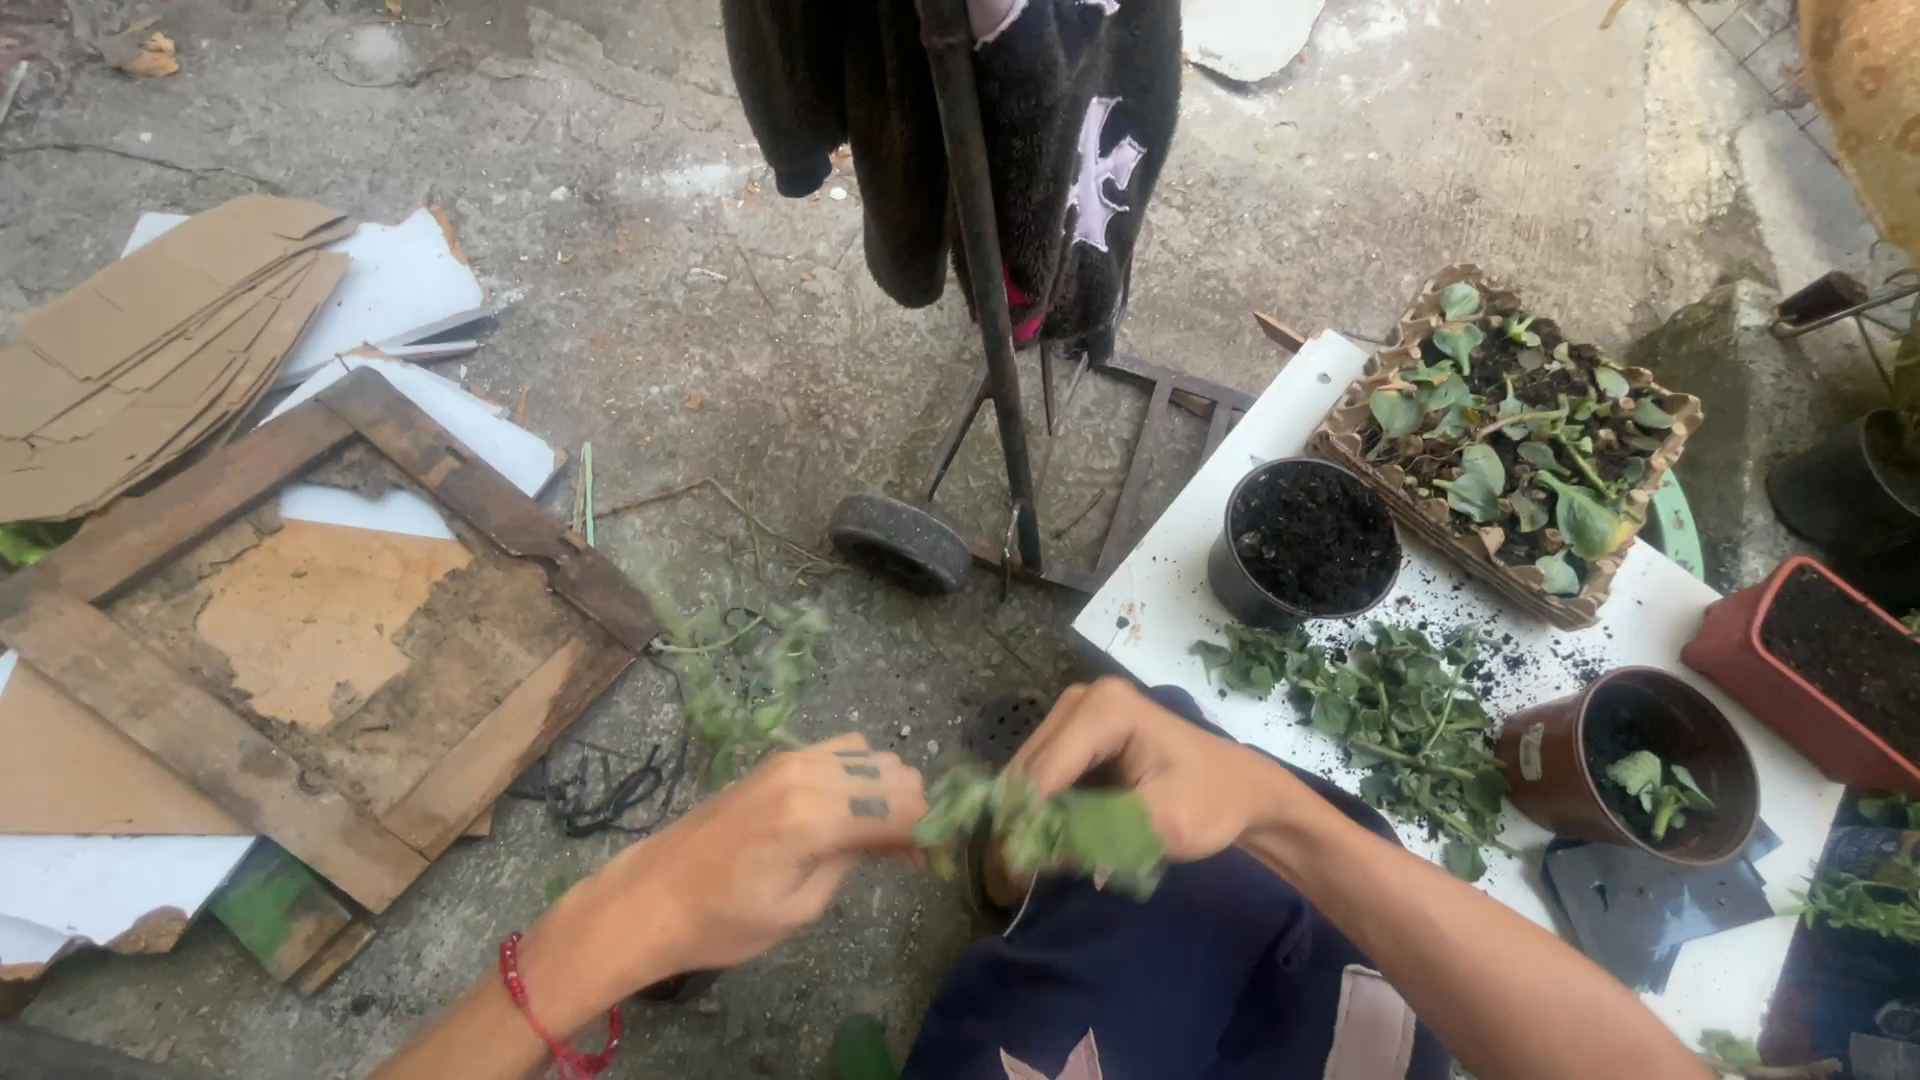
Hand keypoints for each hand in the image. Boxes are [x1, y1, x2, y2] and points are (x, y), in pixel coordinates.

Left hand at [527, 733, 926, 1007]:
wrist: (652, 894)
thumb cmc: (722, 920)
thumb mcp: (797, 909)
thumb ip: (853, 862)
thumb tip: (898, 841)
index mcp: (813, 820)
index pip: (901, 810)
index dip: (930, 831)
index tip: (936, 858)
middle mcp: (809, 776)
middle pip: (894, 775)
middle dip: (915, 808)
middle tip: (911, 852)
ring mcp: (793, 759)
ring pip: (873, 754)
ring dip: (890, 787)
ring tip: (885, 830)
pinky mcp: (781, 757)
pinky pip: (842, 747)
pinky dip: (863, 769)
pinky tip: (855, 801)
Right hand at [1011, 677, 1297, 861]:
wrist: (1241, 788)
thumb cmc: (1212, 802)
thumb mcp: (1162, 824)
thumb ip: (1097, 834)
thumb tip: (1032, 854)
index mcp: (1105, 709)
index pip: (1045, 771)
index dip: (1025, 822)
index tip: (1012, 876)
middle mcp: (1081, 699)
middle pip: (1029, 767)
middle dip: (1019, 821)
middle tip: (1013, 879)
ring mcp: (1076, 711)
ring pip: (1029, 771)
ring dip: (1026, 817)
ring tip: (1026, 867)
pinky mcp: (1075, 730)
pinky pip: (1042, 772)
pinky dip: (1040, 808)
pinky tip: (1045, 840)